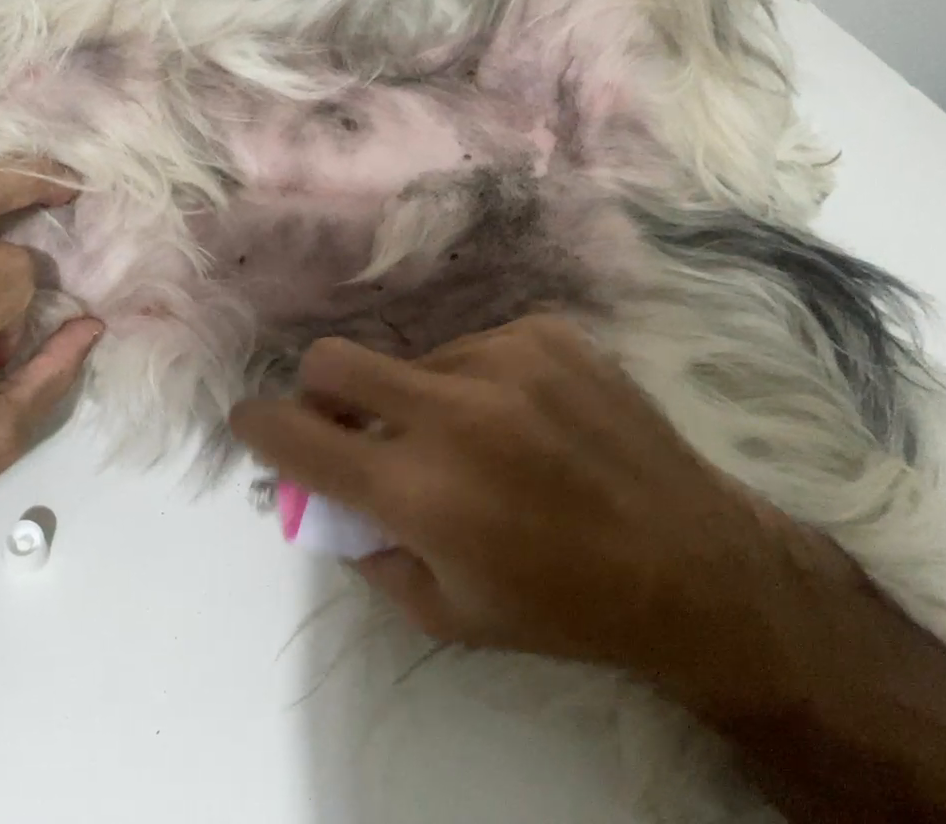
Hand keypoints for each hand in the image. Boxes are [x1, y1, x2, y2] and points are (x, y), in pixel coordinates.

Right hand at [230, 316, 859, 687]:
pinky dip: (474, 384)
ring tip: (473, 442)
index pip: (294, 436)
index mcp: (417, 491)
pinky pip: (473, 349)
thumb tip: (327, 500)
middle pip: (332, 360)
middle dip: (320, 393)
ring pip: (409, 360)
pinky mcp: (548, 335)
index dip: (257, 426)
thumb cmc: (560, 607)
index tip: (251, 422)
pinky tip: (522, 421)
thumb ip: (366, 551)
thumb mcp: (441, 611)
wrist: (695, 567)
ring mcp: (504, 361)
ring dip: (414, 399)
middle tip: (351, 426)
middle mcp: (451, 413)